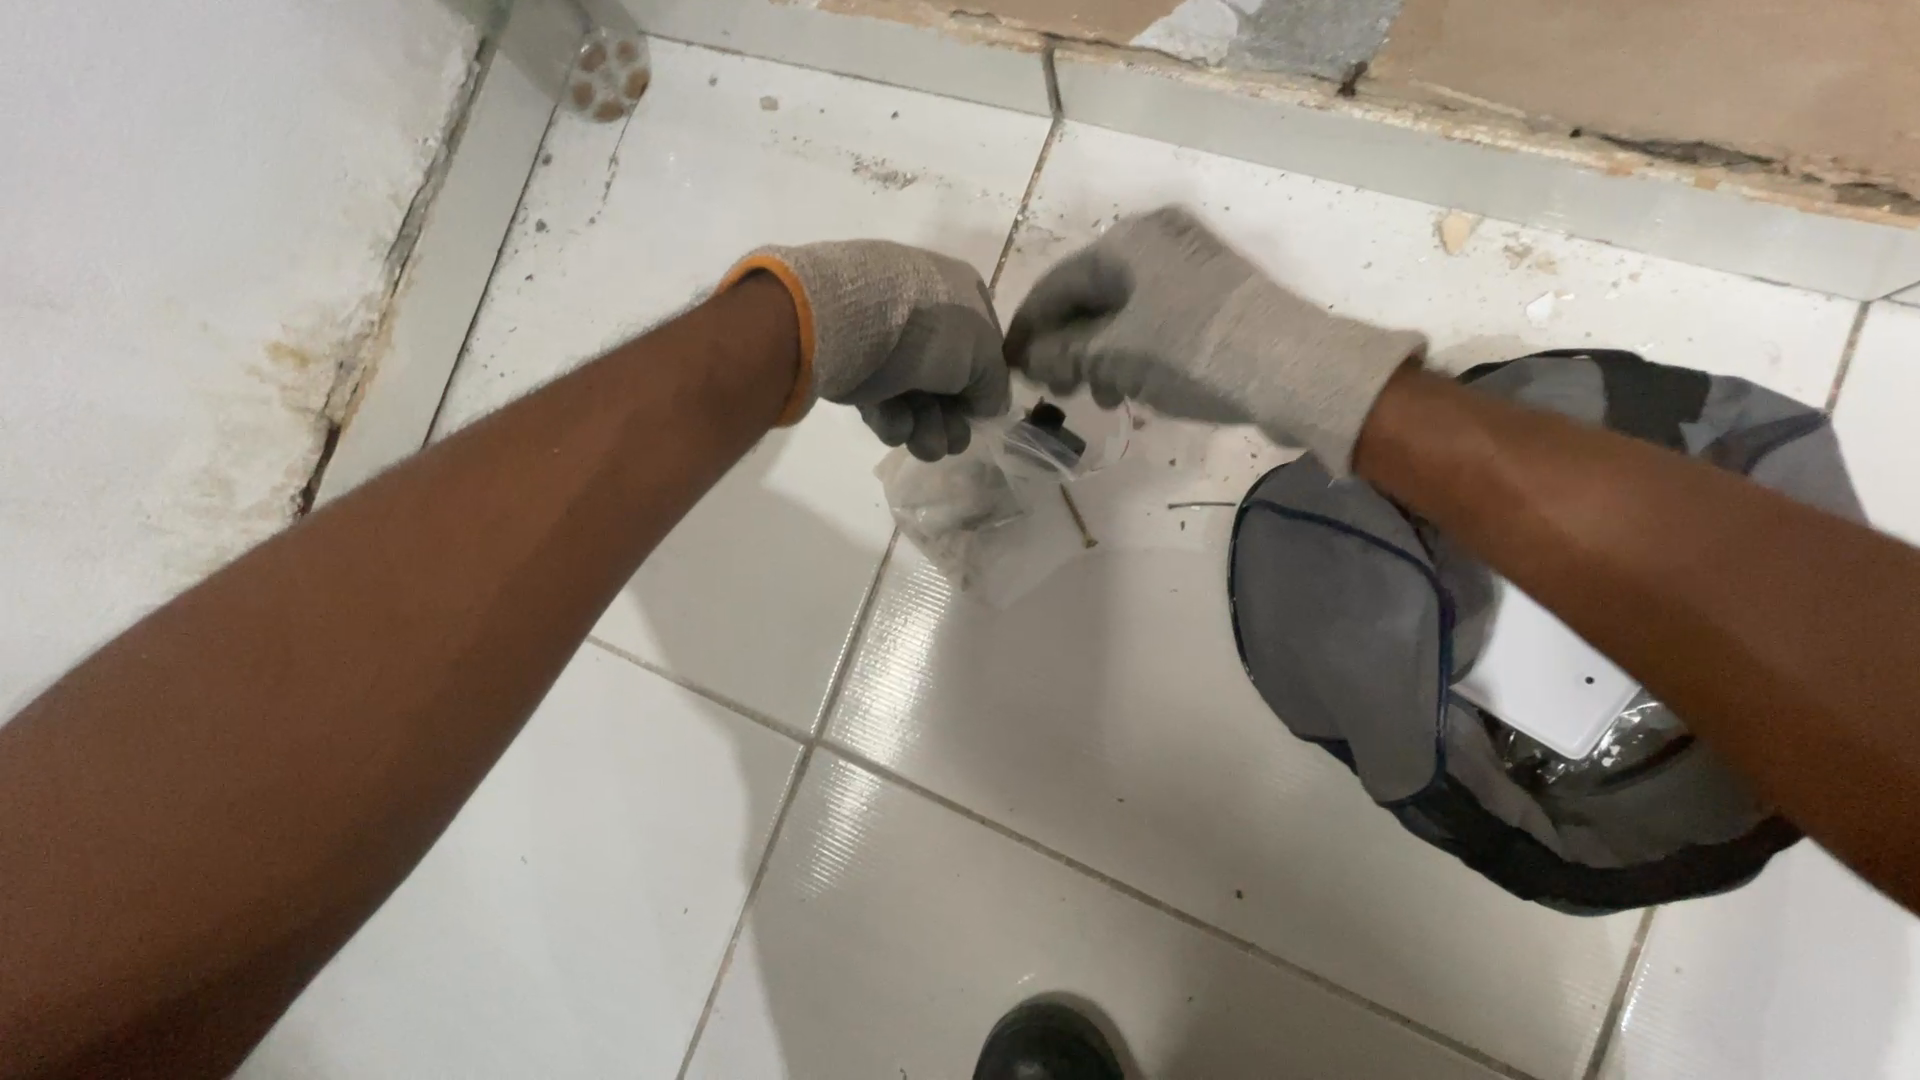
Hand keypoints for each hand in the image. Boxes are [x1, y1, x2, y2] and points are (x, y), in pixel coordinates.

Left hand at [726, 241, 1008, 459]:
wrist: (846, 319)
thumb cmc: (928, 328)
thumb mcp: (983, 356)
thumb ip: (994, 385)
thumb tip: (988, 405)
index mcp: (962, 295)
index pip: (983, 351)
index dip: (982, 390)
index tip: (977, 418)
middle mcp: (926, 313)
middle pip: (948, 382)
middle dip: (951, 421)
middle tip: (949, 443)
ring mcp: (886, 338)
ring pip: (915, 398)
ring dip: (926, 430)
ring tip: (923, 445)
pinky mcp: (853, 363)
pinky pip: (880, 399)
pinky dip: (890, 419)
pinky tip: (893, 426)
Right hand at [1004, 206, 1425, 473]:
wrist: (1289, 368)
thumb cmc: (1190, 353)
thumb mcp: (1114, 356)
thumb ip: (1062, 354)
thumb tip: (1030, 358)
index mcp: (1128, 243)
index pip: (1056, 284)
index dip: (1027, 328)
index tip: (1007, 364)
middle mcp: (1158, 242)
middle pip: (1090, 297)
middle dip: (1065, 346)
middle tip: (1052, 388)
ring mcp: (1191, 267)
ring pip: (1123, 312)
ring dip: (1098, 356)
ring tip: (1095, 398)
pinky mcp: (1215, 297)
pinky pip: (1154, 321)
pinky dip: (1132, 353)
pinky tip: (1130, 388)